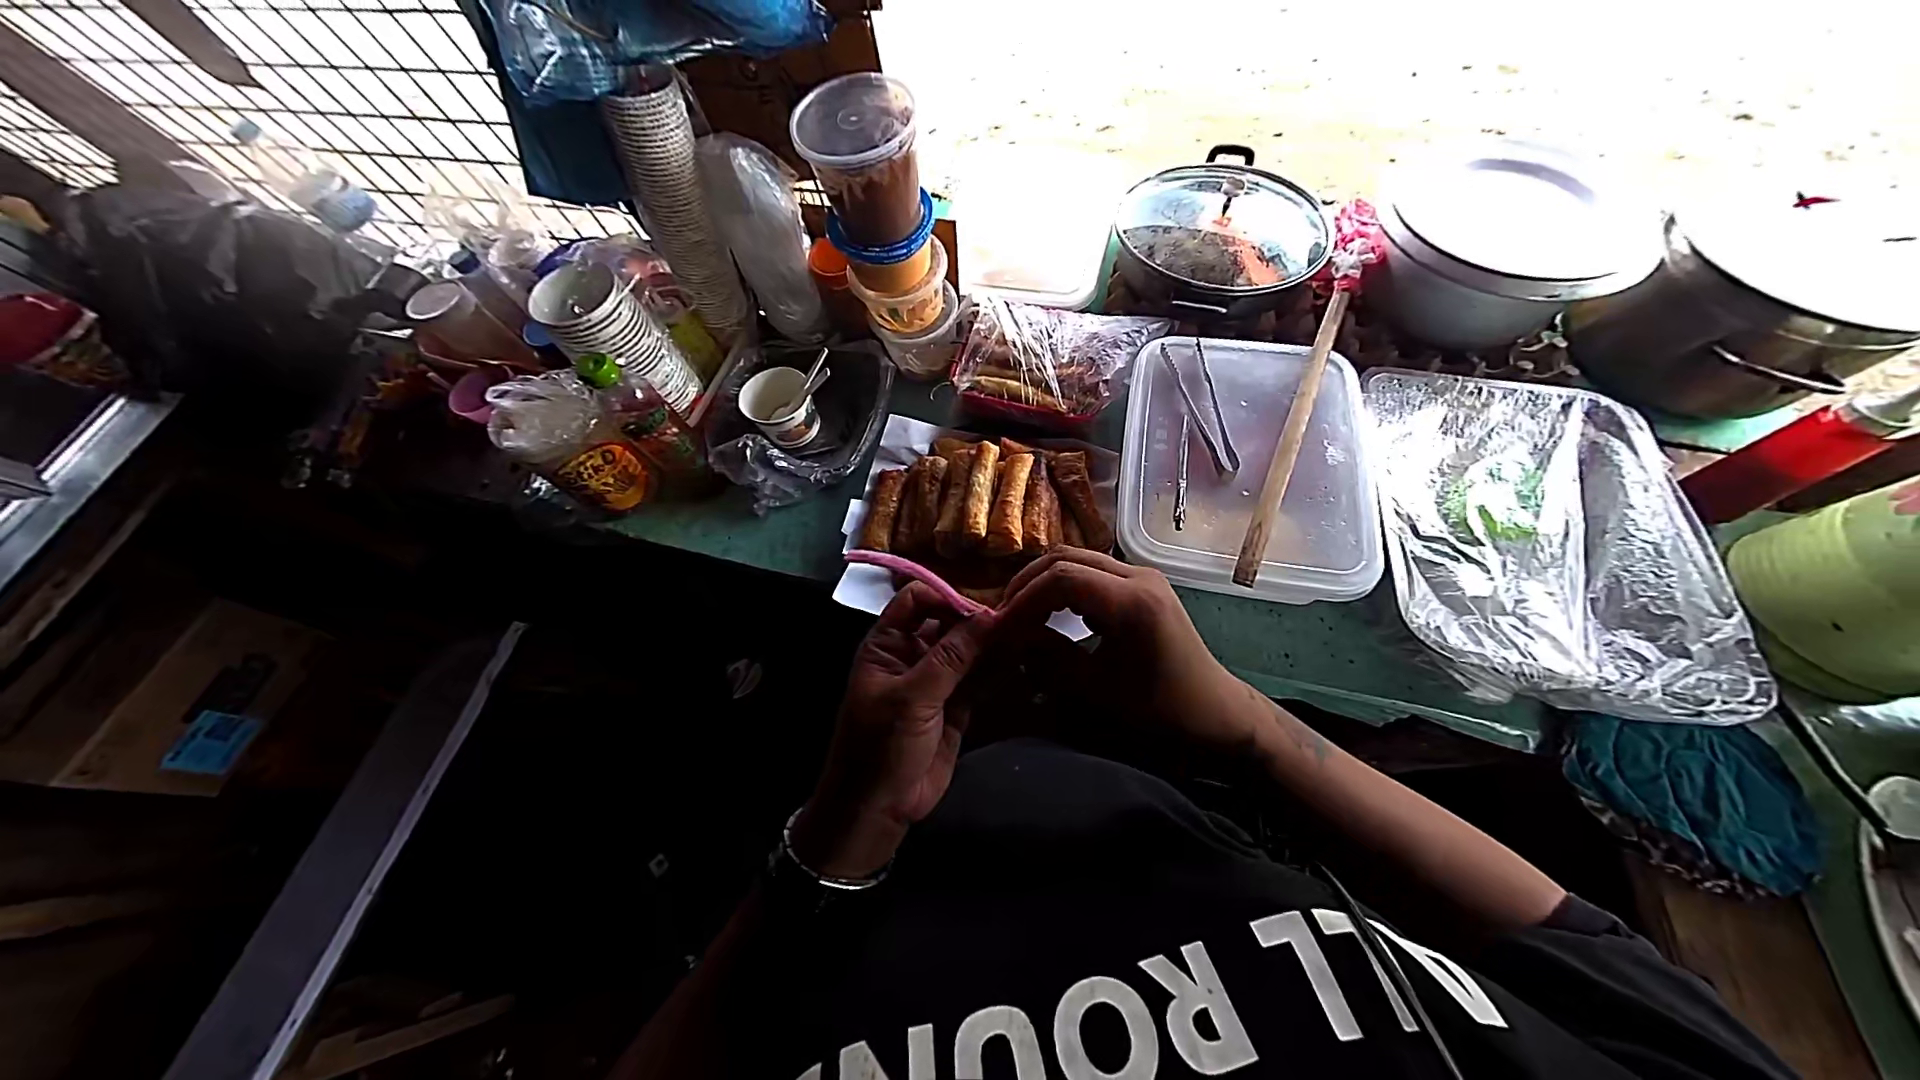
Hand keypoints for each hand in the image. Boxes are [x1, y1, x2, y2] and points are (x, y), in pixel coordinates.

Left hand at [792, 582, 997, 878]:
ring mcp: (937, 679)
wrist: (878, 808)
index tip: (984, 604)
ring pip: (969, 649)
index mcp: (888, 644)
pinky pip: (980, 676)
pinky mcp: (957, 704)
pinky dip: (999, 666)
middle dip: (979, 617)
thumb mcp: (912, 698)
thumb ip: (952, 656)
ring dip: (994, 640)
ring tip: (1029, 625)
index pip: (917, 600)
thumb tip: (987, 617)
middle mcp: (913, 654)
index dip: (948, 596)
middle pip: (948, 621)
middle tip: (1018, 610)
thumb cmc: (880, 747)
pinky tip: (1023, 653)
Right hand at [997, 550, 1262, 756]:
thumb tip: (1011, 637)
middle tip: (1002, 615)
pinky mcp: (1141, 584)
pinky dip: (1063, 585)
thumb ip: (1051, 659)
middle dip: (1027, 584)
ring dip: (1043, 581)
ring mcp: (1141, 576)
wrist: (1215, 710)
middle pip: (1066, 558)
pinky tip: (1050, 612)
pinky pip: (1091, 570)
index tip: (1000, 627)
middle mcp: (1138, 576)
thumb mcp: (1099, 691)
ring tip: (1020, 613)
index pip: (1061, 579)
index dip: (1023, 600)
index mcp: (1133, 602)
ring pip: (1076, 559)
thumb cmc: (1162, 708)